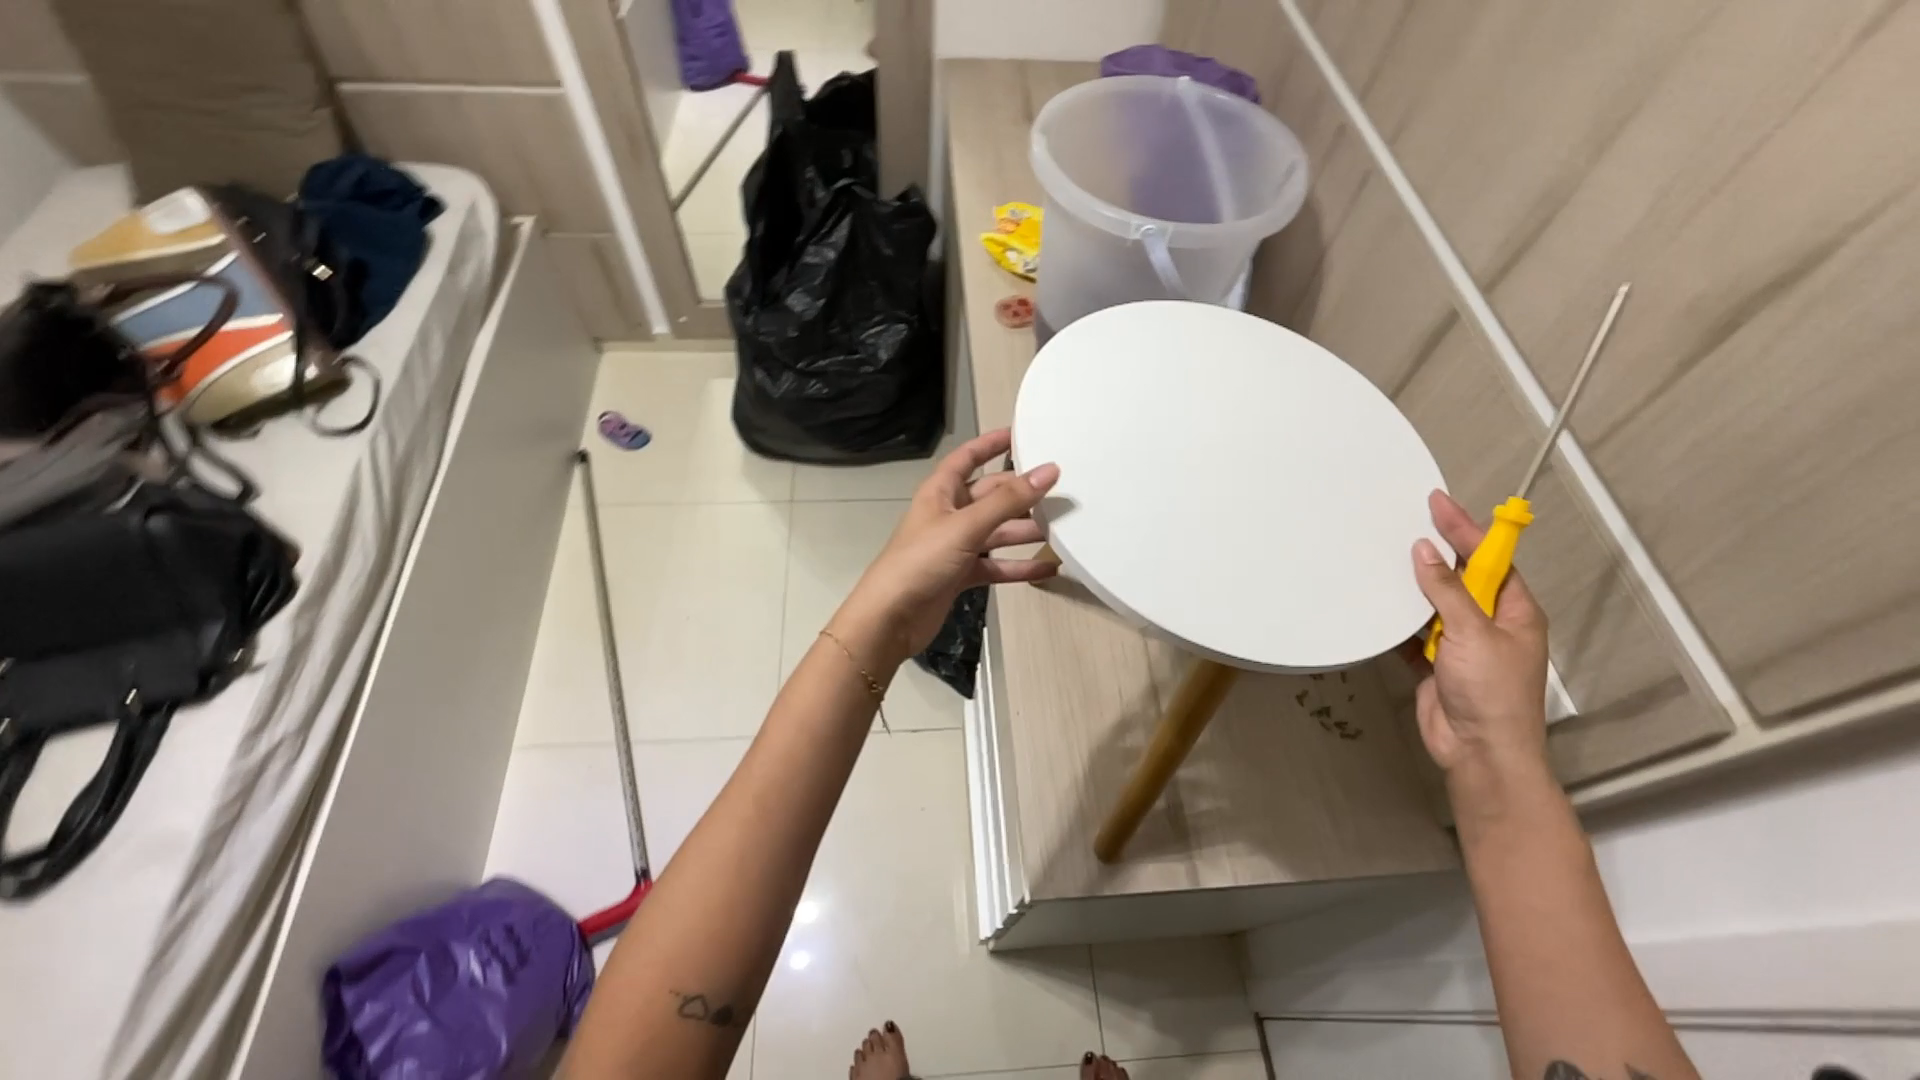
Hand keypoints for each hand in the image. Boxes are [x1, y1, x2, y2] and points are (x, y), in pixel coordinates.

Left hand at [834, 429, 1060, 661]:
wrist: (890, 618)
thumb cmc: (921, 561)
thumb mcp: (966, 526)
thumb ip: (1008, 501)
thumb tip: (1048, 471)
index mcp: (940, 492)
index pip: (967, 458)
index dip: (990, 444)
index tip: (1020, 434)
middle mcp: (948, 515)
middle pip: (990, 496)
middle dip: (1021, 494)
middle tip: (1060, 492)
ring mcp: (955, 547)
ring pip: (997, 532)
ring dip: (1025, 531)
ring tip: (1063, 529)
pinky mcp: (961, 575)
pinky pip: (996, 566)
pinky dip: (1019, 566)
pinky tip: (1048, 567)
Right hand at [1407, 491, 1551, 785]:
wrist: (1478, 752)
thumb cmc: (1491, 692)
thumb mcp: (1473, 634)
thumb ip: (1446, 591)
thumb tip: (1424, 551)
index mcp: (1515, 611)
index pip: (1489, 558)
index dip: (1464, 528)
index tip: (1437, 502)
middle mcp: (1490, 623)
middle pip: (1460, 577)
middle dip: (1436, 552)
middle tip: (1406, 522)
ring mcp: (1461, 644)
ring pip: (1433, 604)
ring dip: (1412, 587)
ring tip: (1384, 558)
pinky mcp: (1435, 663)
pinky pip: (1412, 632)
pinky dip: (1397, 620)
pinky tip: (1377, 603)